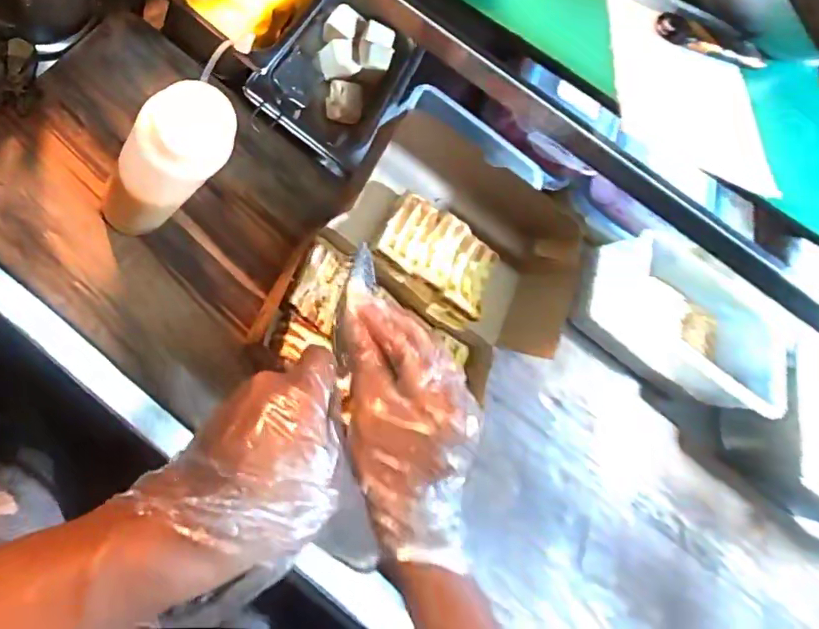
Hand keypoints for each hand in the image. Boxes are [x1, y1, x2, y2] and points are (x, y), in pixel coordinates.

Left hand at [118, 348, 342, 568]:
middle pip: (293, 382)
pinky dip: (257, 431)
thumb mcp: (326, 477)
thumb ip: (333, 436)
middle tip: (311, 443)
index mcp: (299, 393)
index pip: (320, 358)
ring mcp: (239, 396)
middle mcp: (267, 384)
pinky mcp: (218, 413)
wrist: (207, 517)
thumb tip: (333, 419)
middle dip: (303, 407)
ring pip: (271, 400)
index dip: (329, 376)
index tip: (333, 398)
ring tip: (282, 462)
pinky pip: (249, 414)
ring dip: (279, 421)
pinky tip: (257, 465)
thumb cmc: (275, 502)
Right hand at [342, 283, 481, 572]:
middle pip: (424, 342)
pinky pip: (438, 370)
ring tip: (380, 311)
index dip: (377, 316)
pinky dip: (416, 350)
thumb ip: (366, 361)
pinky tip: (401, 342)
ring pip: (434, 354)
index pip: (404, 340)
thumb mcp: (368, 411)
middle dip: (393, 317)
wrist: (414, 524)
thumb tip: (357, 318)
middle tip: (366, 296)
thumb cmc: (384, 469)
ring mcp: (463, 406)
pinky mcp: (460, 416)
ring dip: (405, 330)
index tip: (355, 293)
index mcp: (436, 395)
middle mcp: (458, 395)